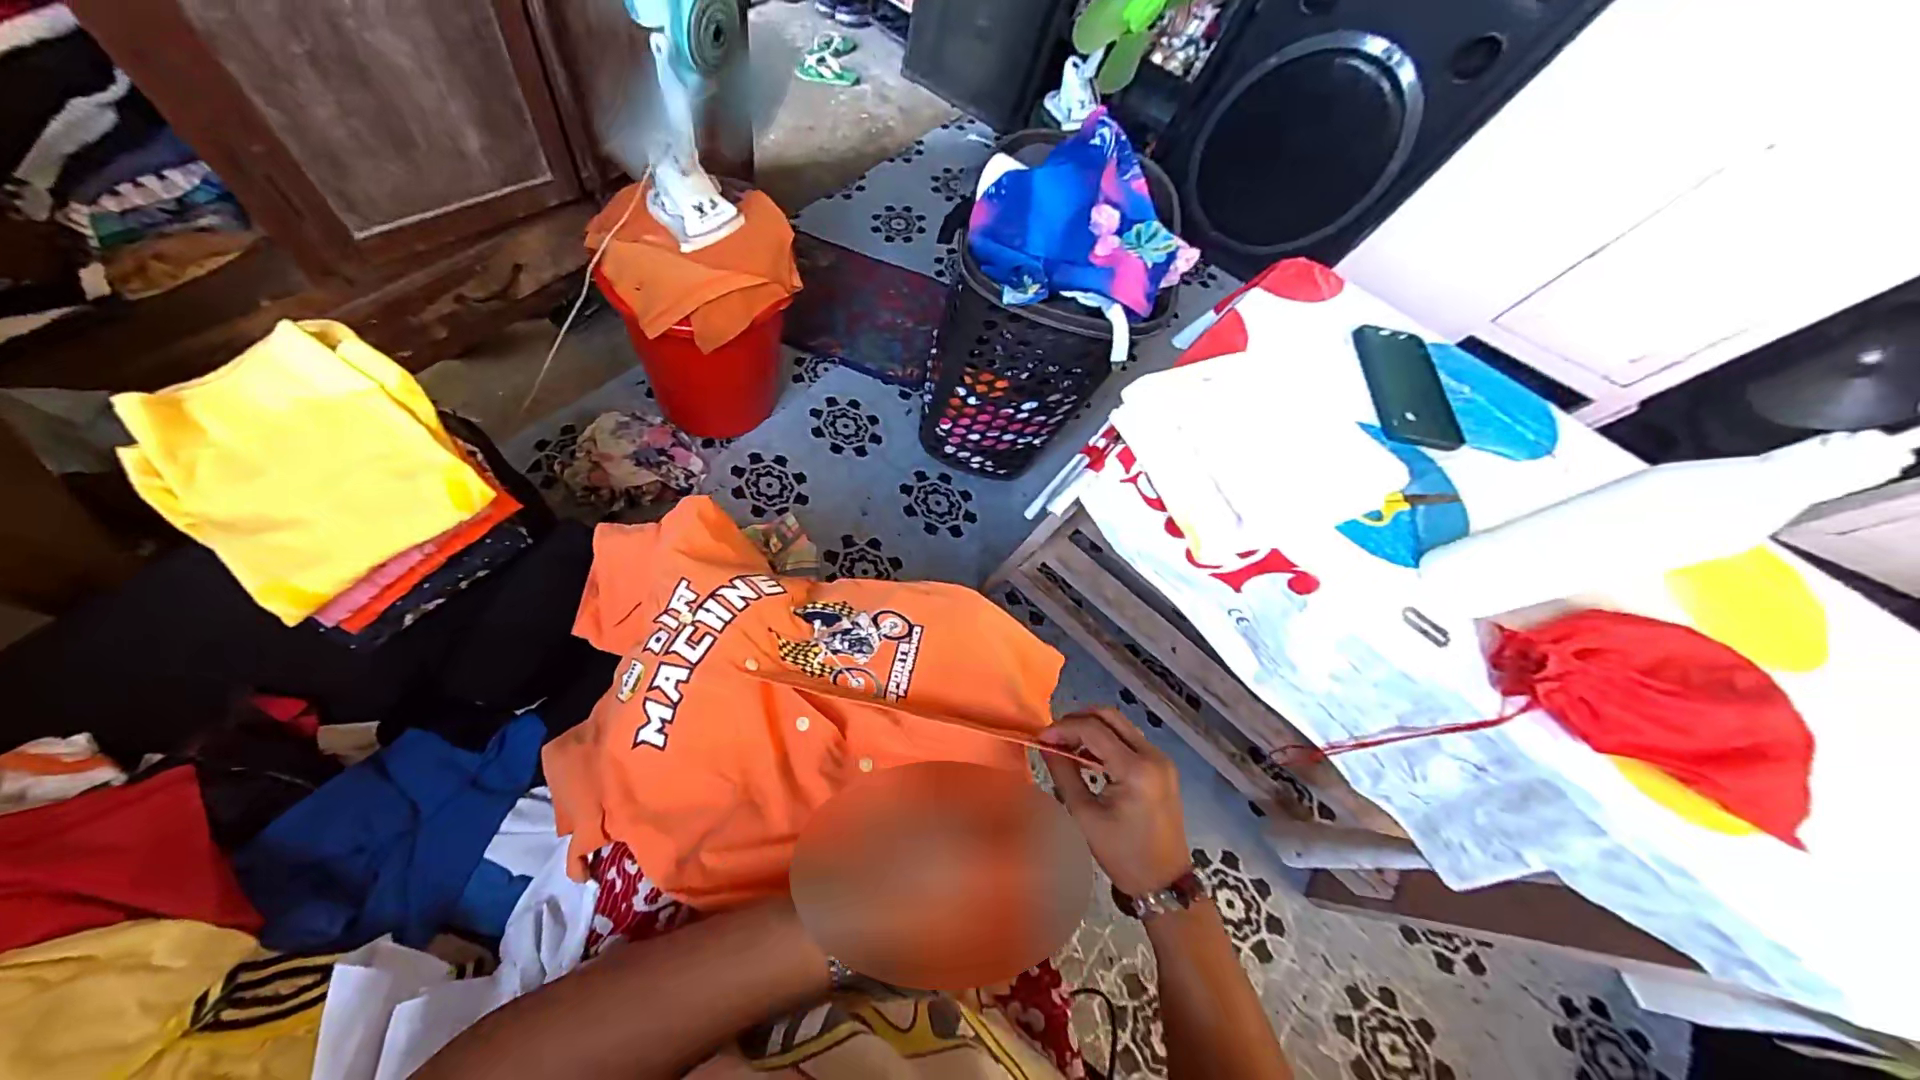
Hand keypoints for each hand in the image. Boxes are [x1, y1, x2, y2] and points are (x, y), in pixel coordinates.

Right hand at [1039, 708, 1191, 896]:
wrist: (1164, 882)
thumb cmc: (1123, 855)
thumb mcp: (1085, 815)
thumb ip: (1063, 773)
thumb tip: (1045, 745)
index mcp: (1136, 769)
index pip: (1093, 729)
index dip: (1063, 728)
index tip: (1041, 738)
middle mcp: (1153, 755)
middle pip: (1110, 716)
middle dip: (1078, 720)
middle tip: (1054, 736)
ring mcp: (1161, 759)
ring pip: (1121, 725)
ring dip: (1092, 729)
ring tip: (1067, 747)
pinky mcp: (1162, 767)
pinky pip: (1130, 740)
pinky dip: (1107, 741)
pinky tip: (1088, 757)